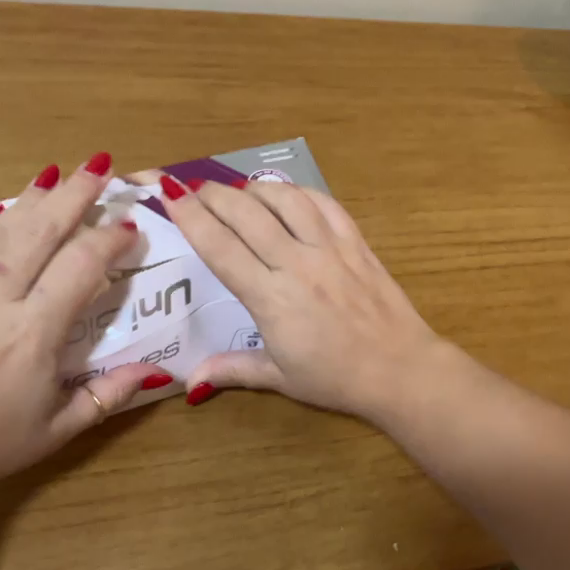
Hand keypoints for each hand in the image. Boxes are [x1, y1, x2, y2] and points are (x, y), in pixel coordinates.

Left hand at [0, 155, 175, 490]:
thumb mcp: (58, 430)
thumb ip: (109, 394)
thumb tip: (156, 370)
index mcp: (33, 334)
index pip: (80, 267)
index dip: (109, 240)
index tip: (130, 226)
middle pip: (40, 232)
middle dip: (74, 196)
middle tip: (100, 168)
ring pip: (1, 231)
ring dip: (34, 199)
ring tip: (58, 174)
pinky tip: (9, 211)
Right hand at [158, 175, 445, 419]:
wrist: (399, 370)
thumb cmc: (336, 379)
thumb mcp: (280, 377)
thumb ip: (233, 369)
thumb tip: (188, 381)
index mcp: (270, 298)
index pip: (220, 246)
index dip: (190, 216)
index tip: (170, 194)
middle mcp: (296, 264)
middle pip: (246, 213)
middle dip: (214, 194)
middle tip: (197, 191)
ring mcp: (330, 249)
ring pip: (286, 199)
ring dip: (255, 188)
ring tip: (239, 191)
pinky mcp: (357, 243)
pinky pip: (325, 204)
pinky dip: (300, 192)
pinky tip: (287, 196)